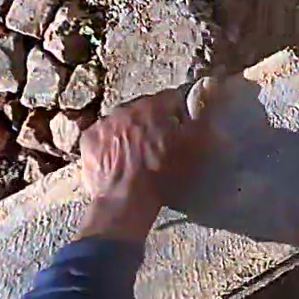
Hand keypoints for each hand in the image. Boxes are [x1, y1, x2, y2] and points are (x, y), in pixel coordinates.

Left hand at [75, 81, 217, 241]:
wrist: (125, 200)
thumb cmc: (162, 176)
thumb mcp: (193, 150)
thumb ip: (202, 123)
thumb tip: (209, 105)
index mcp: (153, 107)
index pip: (172, 98)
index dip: (180, 113)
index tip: (182, 128)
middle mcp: (126, 108)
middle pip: (146, 108)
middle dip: (154, 121)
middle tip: (161, 144)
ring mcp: (104, 122)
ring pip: (124, 120)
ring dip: (132, 131)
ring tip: (139, 154)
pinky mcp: (89, 139)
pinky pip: (104, 134)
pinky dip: (112, 143)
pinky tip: (120, 159)